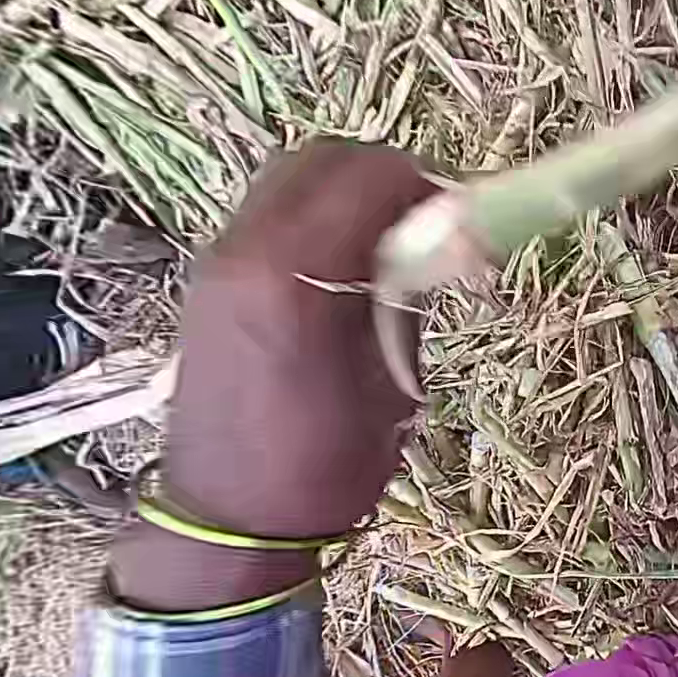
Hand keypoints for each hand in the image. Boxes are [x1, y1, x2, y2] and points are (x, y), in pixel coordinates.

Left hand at [111, 141, 433, 613]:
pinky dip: (321, 218)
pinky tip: (347, 268)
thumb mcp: (391, 389)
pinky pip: (274, 214)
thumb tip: (429, 257)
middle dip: (389, 177)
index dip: (428, 186)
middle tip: (431, 225)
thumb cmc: (325, 469)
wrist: (230, 517)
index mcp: (297, 278)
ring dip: (353, 194)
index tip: (465, 218)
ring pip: (294, 179)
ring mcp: (220, 259)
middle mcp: (247, 249)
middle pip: (326, 159)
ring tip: (393, 245)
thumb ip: (407, 306)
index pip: (371, 179)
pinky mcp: (212, 279)